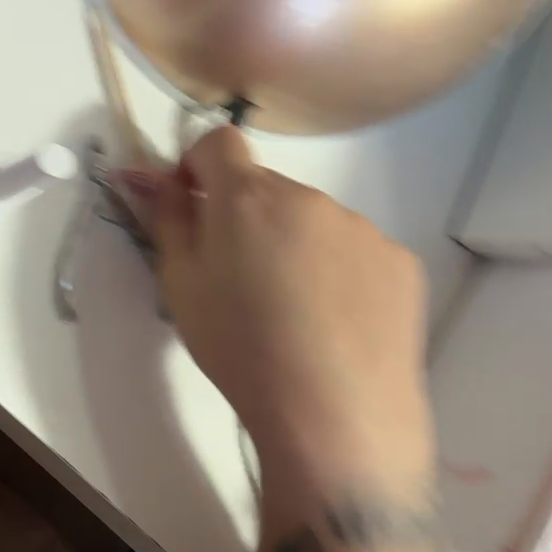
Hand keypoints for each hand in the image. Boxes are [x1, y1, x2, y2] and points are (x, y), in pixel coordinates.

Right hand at [127, 128, 433, 483]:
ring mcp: (362, 228)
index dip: (195, 166)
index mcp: (246, 196)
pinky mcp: (400, 263)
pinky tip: (321, 318)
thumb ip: (167, 218)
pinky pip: (348, 248)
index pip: (219, 142)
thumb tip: (151, 179)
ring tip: (280, 305)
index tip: (187, 207)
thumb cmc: (234, 340)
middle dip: (238, 213)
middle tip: (227, 274)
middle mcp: (309, 197)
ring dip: (284, 241)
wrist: (333, 409)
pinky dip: (327, 267)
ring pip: (305, 218)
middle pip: (261, 186)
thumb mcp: (178, 280)